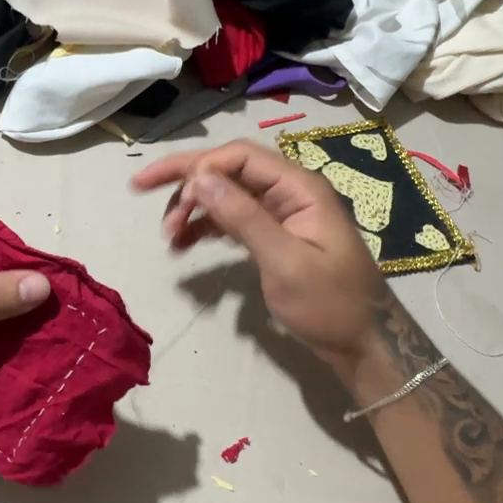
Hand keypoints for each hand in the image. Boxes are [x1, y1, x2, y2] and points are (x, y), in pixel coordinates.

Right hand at [131, 140, 385, 366]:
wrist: (363, 345)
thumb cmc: (330, 305)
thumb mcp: (285, 262)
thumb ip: (243, 217)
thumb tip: (200, 179)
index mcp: (300, 188)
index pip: (239, 157)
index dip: (198, 166)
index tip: (165, 193)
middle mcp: (289, 191)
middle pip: (227, 168)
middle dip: (184, 177)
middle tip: (139, 186)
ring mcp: (281, 212)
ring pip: (224, 192)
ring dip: (191, 207)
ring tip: (166, 234)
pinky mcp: (272, 233)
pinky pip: (230, 217)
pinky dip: (204, 226)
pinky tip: (181, 244)